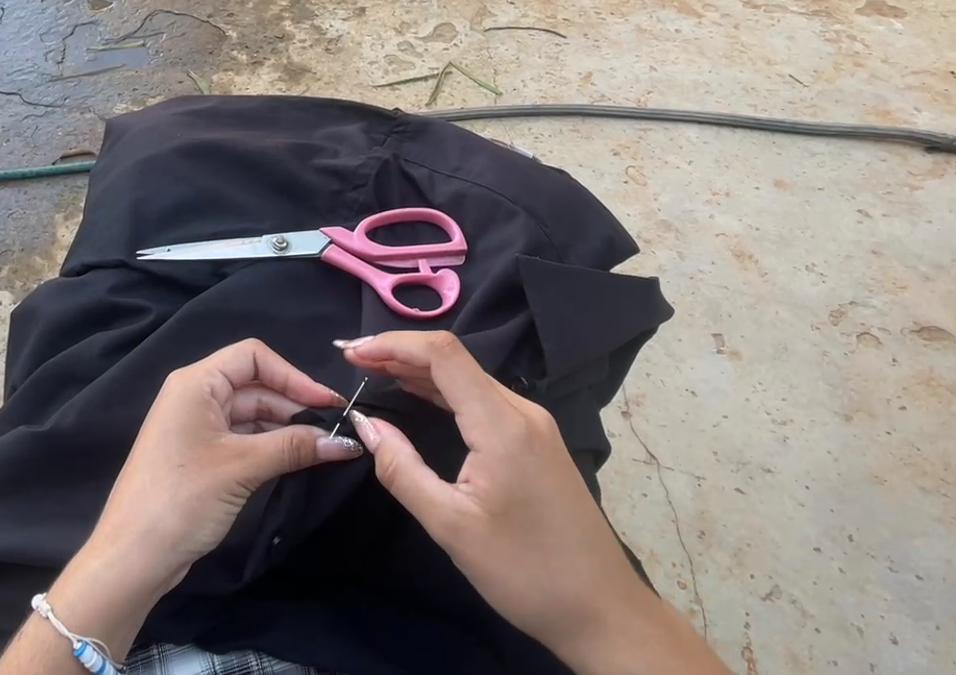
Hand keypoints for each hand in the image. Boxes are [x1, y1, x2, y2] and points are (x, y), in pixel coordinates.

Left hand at [5, 340, 361, 671]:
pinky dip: (270, 444)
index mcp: (196, 383)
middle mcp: (195, 395)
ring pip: (251, 412)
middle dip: (294, 404)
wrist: (134, 555)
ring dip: (285, 427)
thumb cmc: (184, 497)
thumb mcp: (242, 467)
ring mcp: (196, 426)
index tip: (327, 403)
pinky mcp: (200, 454)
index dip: (292, 375)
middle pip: (254, 385)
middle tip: (335, 429)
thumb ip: (294, 447)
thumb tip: (344, 440)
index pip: (252, 357)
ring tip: (324, 446)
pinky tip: (298, 459)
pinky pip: (242, 436)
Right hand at [341, 331, 725, 674]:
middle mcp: (521, 410)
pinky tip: (414, 394)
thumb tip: (365, 423)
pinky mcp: (534, 439)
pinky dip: (440, 389)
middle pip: (453, 358)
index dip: (393, 343)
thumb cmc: (526, 572)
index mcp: (502, 424)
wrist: (604, 612)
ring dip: (418, 369)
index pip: (443, 354)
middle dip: (398, 352)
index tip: (351, 353)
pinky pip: (480, 397)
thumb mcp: (451, 527)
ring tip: (372, 370)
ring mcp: (532, 424)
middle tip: (351, 360)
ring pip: (467, 376)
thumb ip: (402, 469)